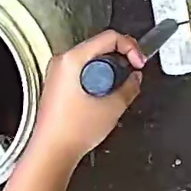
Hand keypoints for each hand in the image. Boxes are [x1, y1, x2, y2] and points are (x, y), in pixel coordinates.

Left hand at [26, 29, 146, 163]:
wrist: (51, 153)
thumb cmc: (72, 131)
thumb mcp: (113, 106)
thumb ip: (130, 86)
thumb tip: (135, 78)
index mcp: (73, 60)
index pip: (109, 38)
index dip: (131, 47)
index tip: (139, 63)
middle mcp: (62, 62)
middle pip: (100, 46)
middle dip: (121, 60)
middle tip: (133, 75)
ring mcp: (58, 73)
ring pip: (93, 60)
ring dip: (110, 71)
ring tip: (117, 91)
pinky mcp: (58, 85)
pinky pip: (84, 71)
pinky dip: (98, 79)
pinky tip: (103, 97)